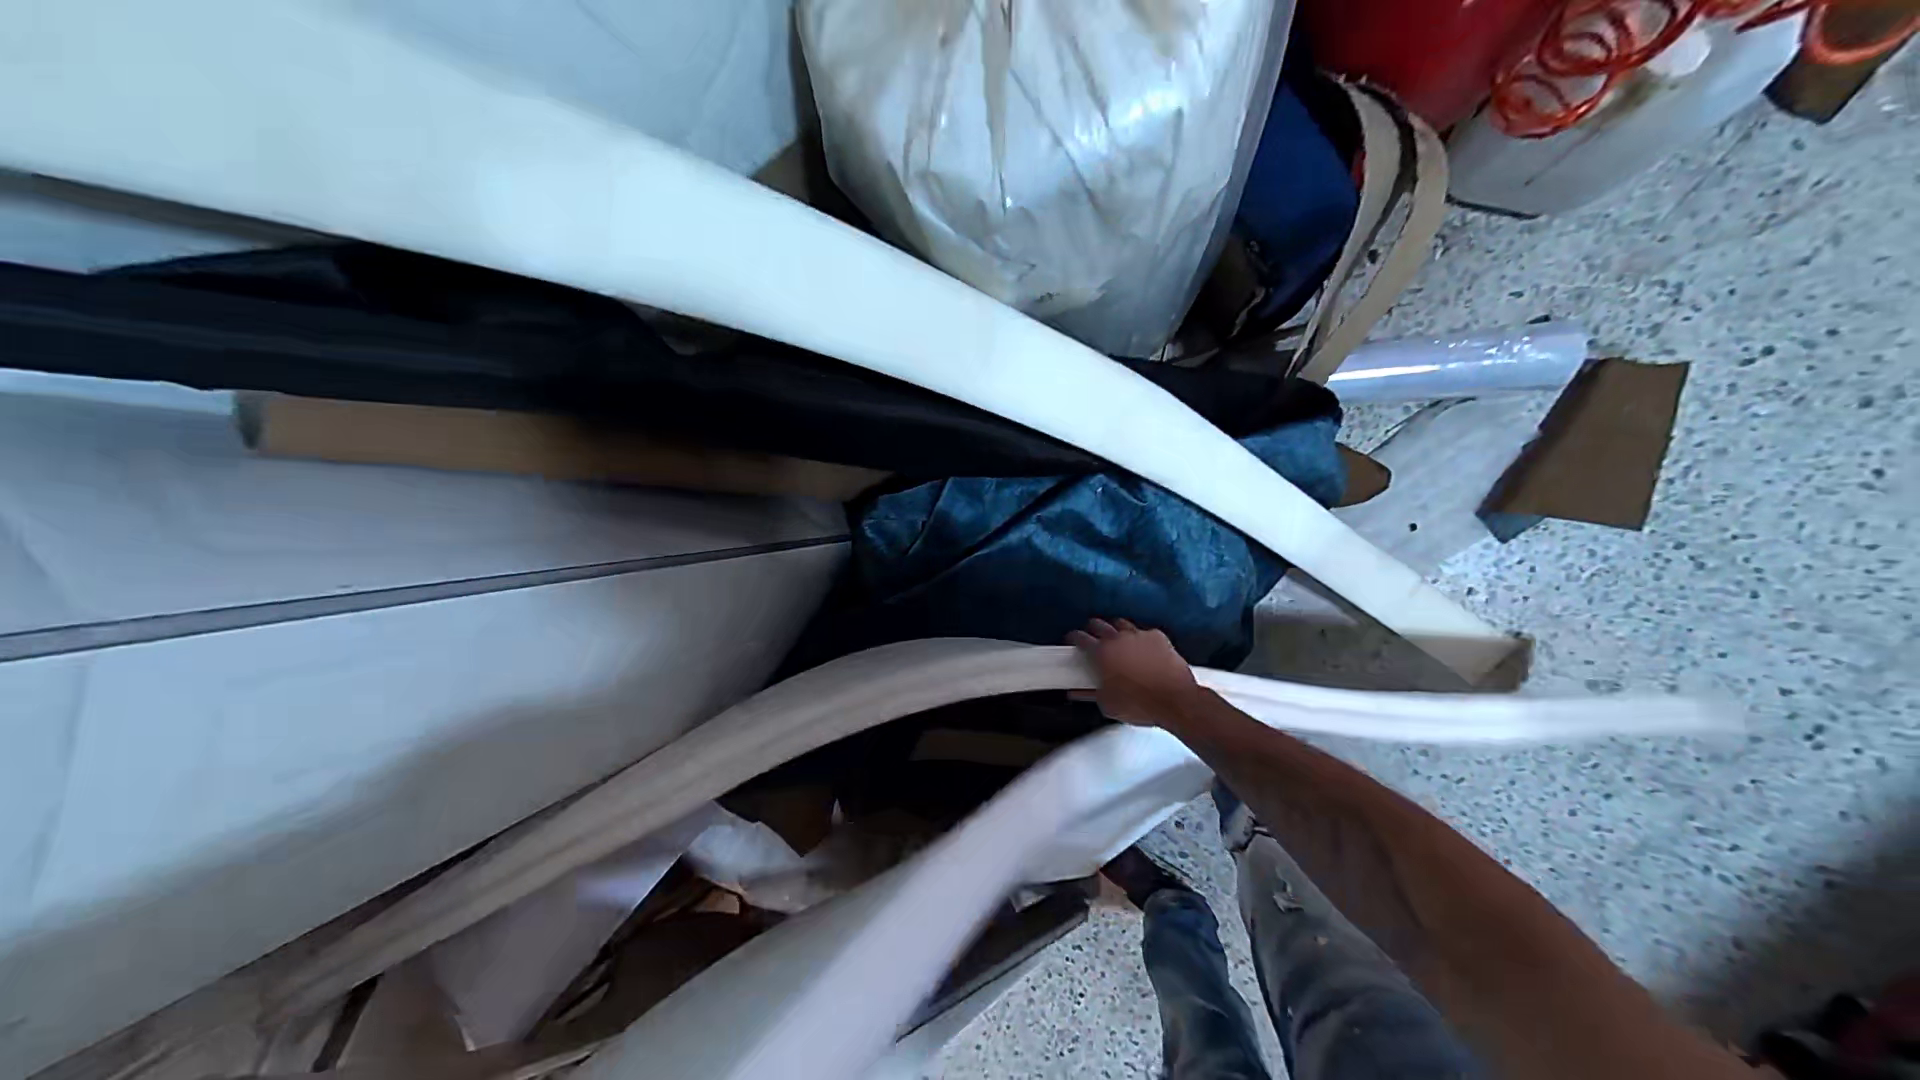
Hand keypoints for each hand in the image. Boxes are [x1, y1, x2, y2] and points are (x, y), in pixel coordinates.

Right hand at [1066, 618, 1201, 727]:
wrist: (1175, 701)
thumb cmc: (1139, 704)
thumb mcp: (1107, 704)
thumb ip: (1090, 693)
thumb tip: (1078, 692)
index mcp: (1102, 653)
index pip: (1080, 638)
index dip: (1073, 638)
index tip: (1072, 641)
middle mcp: (1118, 638)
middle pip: (1099, 624)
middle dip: (1092, 629)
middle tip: (1091, 637)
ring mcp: (1140, 635)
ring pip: (1122, 624)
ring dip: (1116, 630)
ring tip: (1117, 640)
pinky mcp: (1159, 637)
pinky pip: (1145, 632)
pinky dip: (1141, 638)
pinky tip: (1143, 648)